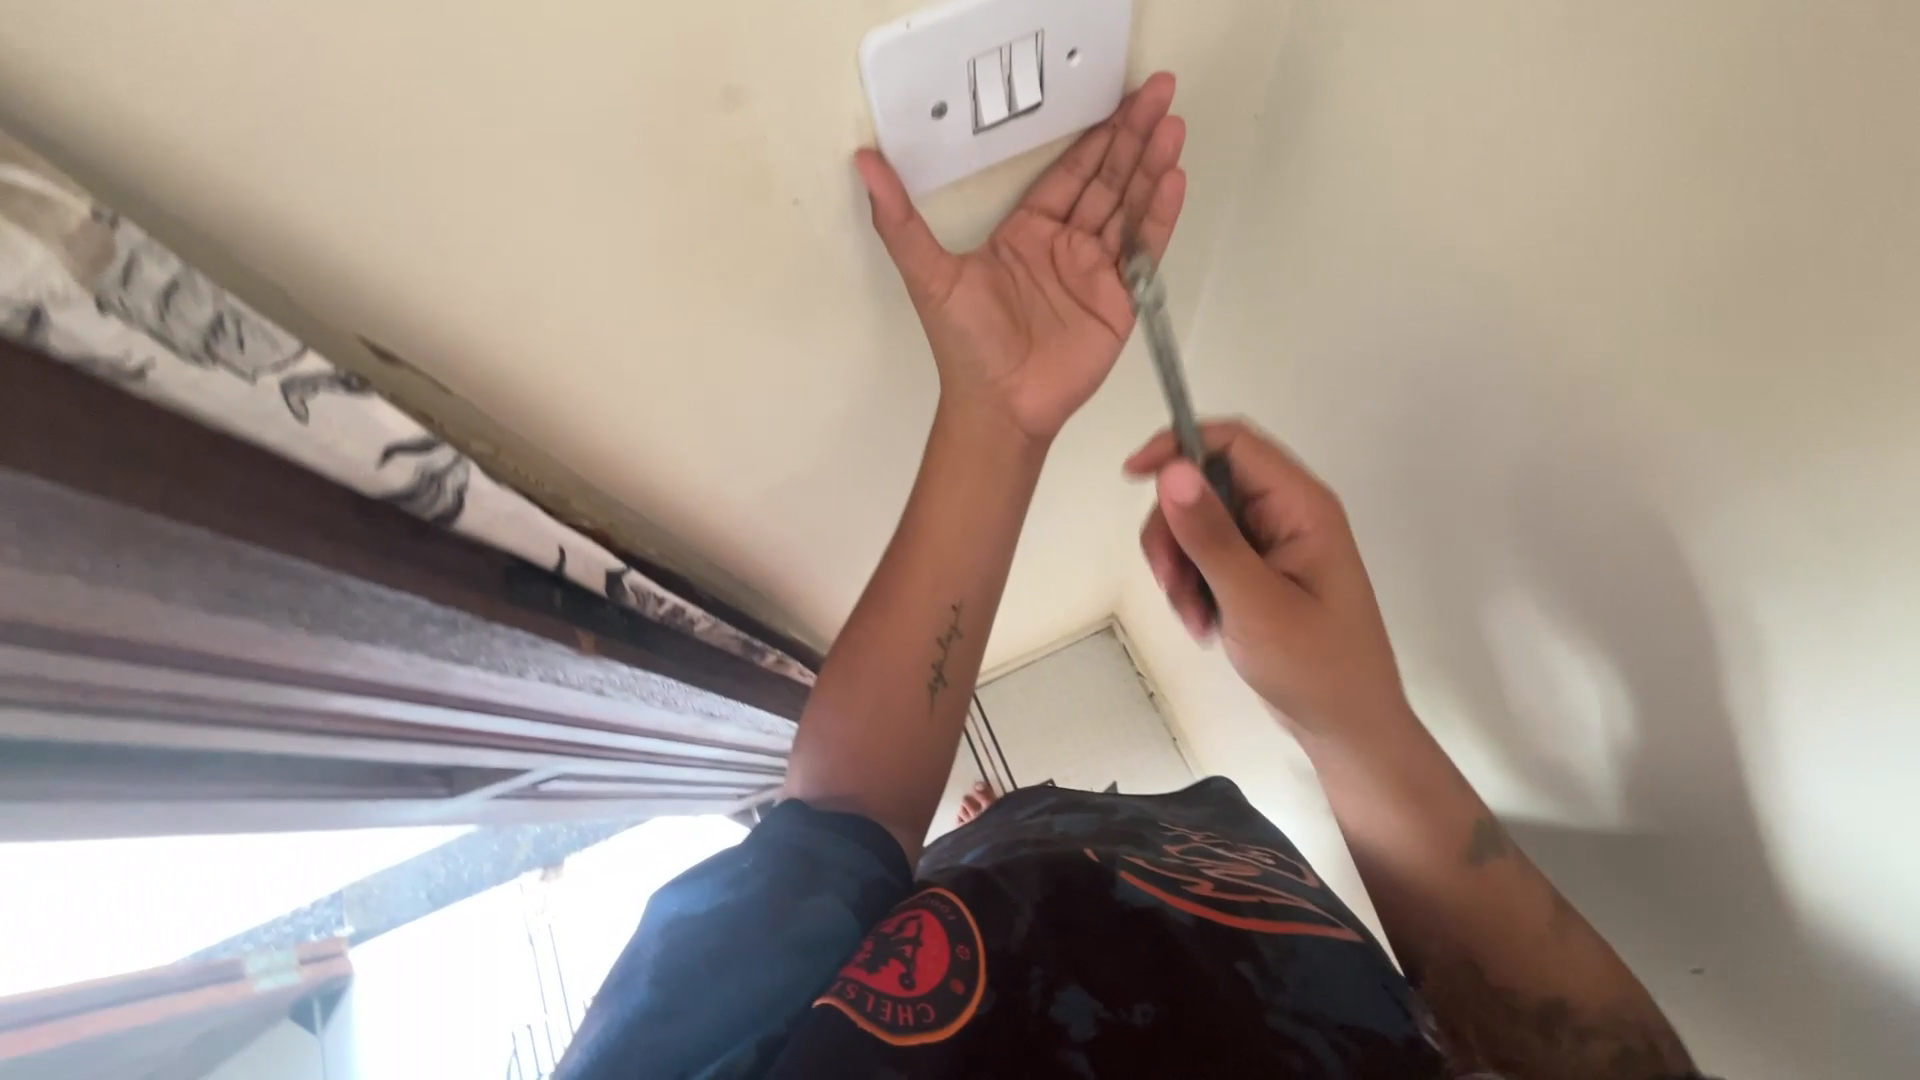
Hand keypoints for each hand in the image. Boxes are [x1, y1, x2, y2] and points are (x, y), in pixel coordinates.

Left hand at [856, 73, 1187, 443]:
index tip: (1119, 98)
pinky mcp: (1118, 301)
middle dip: (1132, 137)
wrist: (1001, 406)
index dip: (1094, 136)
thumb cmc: (966, 348)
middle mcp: (1063, 247)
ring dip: (1151, 167)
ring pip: (1129, 209)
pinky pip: (1144, 251)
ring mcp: (1093, 273)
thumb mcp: (928, 276)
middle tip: (1159, 92)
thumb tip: (864, 164)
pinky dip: (1160, 217)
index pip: (1068, 174)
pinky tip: (1173, 180)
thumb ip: (901, 221)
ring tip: (1174, 126)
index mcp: (1025, 235)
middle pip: (1105, 182)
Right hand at [1125, 420, 1411, 742]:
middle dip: (1174, 534)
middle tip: (1172, 585)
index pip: (1231, 442)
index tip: (1132, 476)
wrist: (1344, 728)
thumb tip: (1172, 469)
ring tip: (1196, 618)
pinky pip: (1202, 557)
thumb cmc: (1315, 667)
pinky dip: (1189, 587)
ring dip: (1179, 569)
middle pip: (1202, 486)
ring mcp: (1267, 543)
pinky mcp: (1253, 570)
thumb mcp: (1254, 601)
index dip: (1177, 446)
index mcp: (1299, 505)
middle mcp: (1283, 513)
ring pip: (1194, 524)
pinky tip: (1205, 624)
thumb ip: (1210, 535)